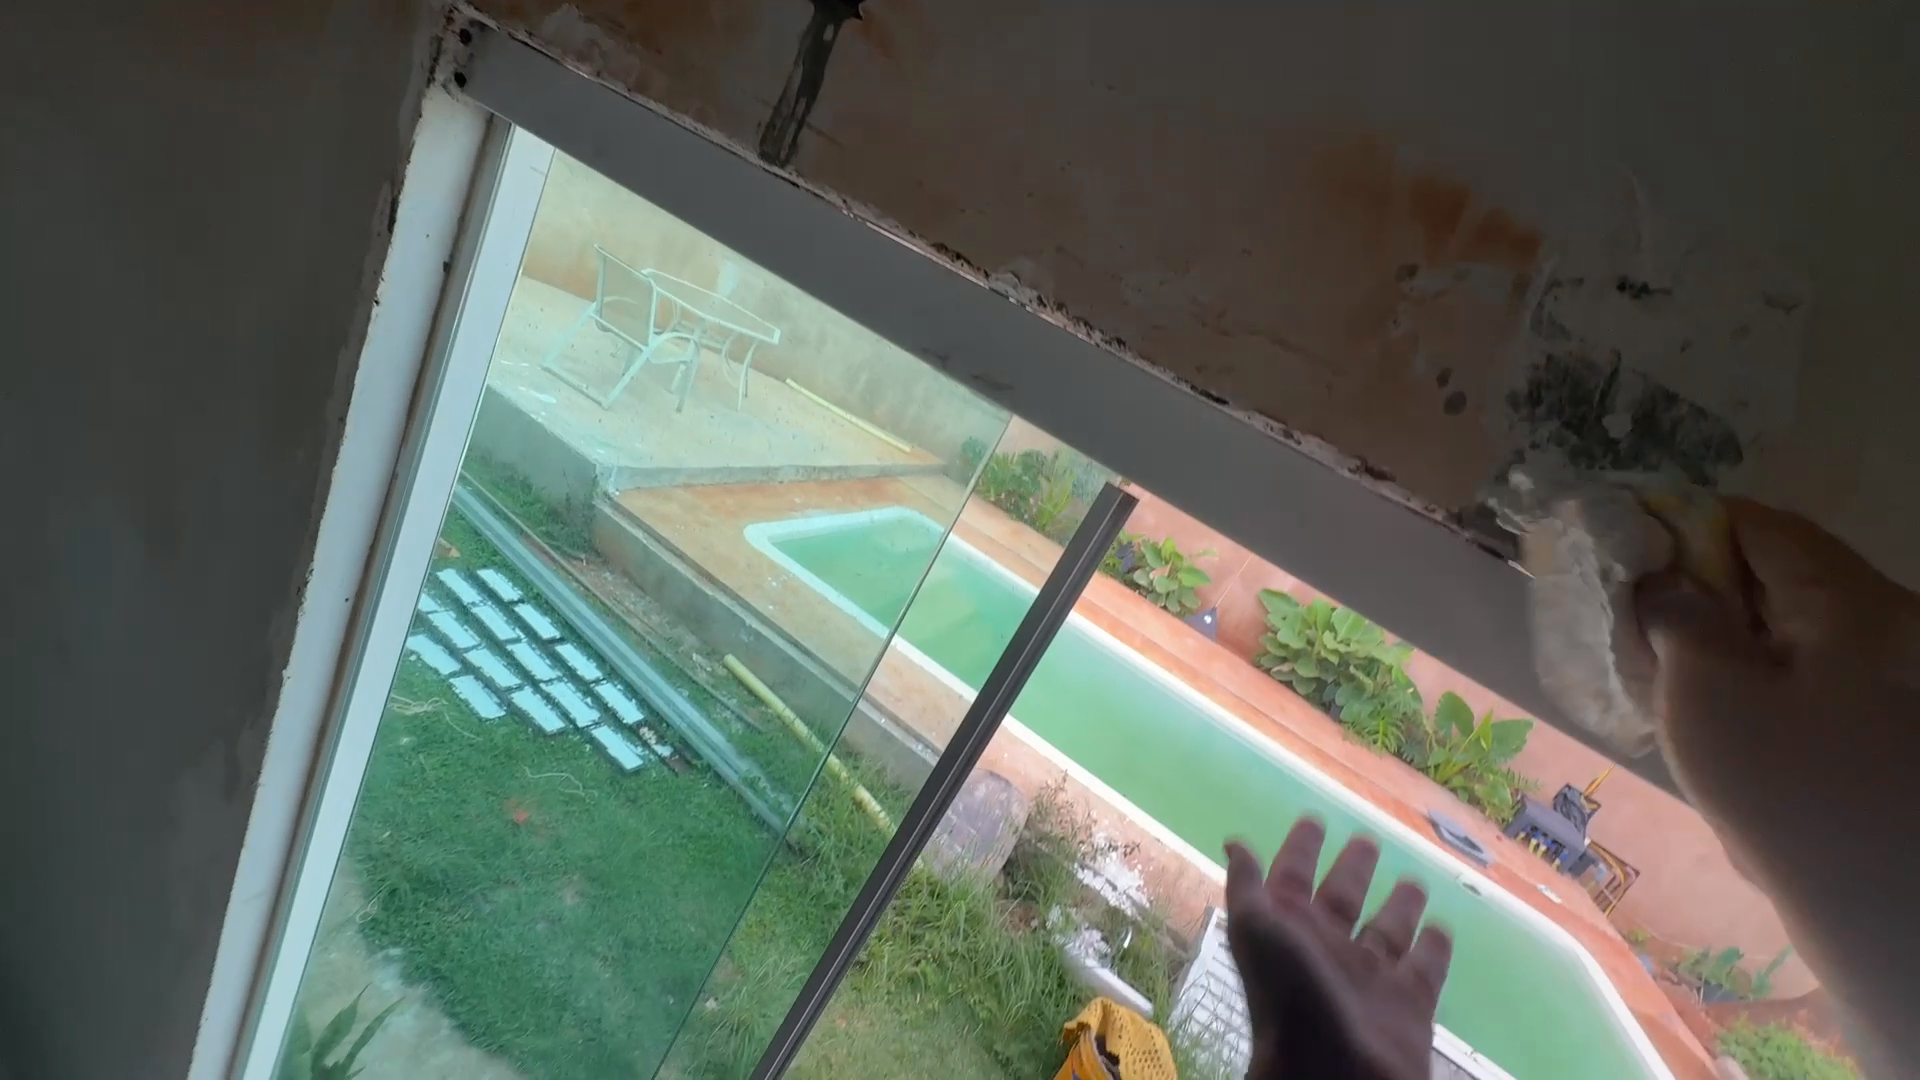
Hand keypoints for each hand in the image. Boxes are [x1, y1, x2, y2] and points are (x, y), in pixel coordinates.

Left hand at [1224, 818, 1450, 1079]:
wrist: (1331, 1075)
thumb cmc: (1287, 995)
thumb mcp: (1254, 928)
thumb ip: (1247, 886)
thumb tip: (1234, 843)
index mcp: (1287, 925)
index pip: (1293, 874)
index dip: (1301, 847)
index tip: (1314, 819)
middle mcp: (1326, 946)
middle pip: (1342, 896)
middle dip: (1352, 868)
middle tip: (1368, 838)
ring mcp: (1367, 977)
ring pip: (1387, 929)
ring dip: (1399, 905)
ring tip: (1414, 878)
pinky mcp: (1408, 1008)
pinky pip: (1424, 970)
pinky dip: (1434, 949)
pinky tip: (1443, 928)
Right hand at [1636, 497, 1919, 1075]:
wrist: (1874, 897)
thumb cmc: (1784, 780)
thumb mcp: (1706, 687)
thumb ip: (1676, 615)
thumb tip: (1657, 576)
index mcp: (1854, 607)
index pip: (1758, 525)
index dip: (1683, 521)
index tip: (1621, 542)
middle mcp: (1886, 626)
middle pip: (1772, 570)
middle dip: (1691, 577)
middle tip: (1627, 605)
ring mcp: (1887, 675)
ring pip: (1779, 618)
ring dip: (1710, 623)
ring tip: (1653, 653)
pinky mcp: (1874, 716)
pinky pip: (1795, 660)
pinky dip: (1740, 661)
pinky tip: (1702, 695)